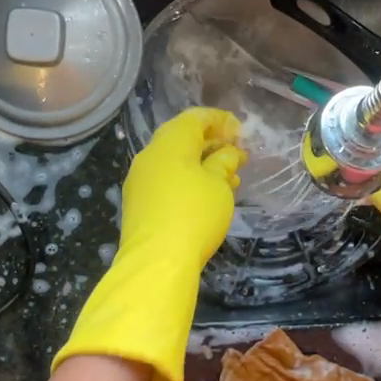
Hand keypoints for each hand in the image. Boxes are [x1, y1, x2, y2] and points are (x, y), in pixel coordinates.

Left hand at [120, 107, 246, 269]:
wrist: (157, 261)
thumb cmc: (194, 215)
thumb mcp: (219, 186)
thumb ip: (224, 163)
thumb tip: (227, 153)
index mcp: (169, 143)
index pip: (195, 118)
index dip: (220, 121)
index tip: (241, 133)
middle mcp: (149, 155)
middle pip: (181, 138)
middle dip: (211, 143)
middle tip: (237, 154)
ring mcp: (140, 180)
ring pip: (174, 162)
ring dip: (201, 164)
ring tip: (230, 178)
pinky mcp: (138, 203)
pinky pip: (165, 180)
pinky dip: (187, 180)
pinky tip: (207, 195)